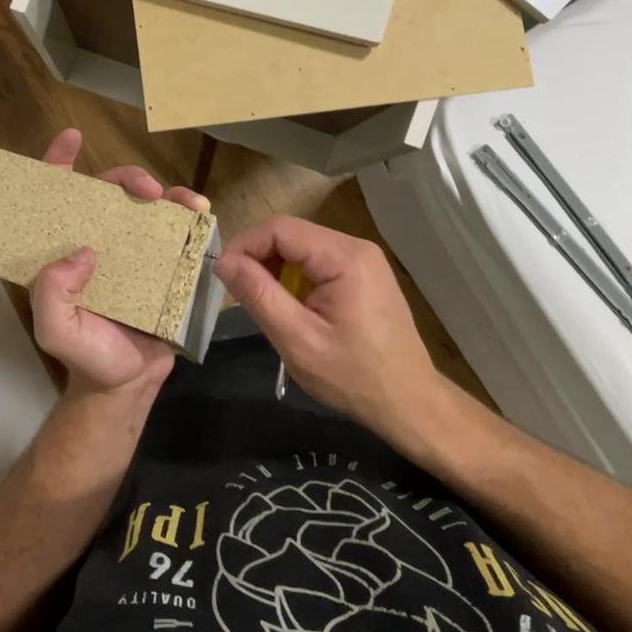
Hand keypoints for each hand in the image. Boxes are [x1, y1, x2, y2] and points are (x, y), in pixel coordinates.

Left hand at [30, 128, 206, 397]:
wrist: (130, 384)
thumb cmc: (88, 355)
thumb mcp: (56, 330)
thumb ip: (52, 293)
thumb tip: (81, 253)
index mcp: (64, 251)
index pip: (56, 198)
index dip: (59, 164)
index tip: (71, 140)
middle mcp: (98, 241)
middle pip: (108, 192)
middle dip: (126, 177)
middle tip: (146, 188)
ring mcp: (133, 250)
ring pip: (145, 205)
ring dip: (164, 191)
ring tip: (182, 200)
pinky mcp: (165, 263)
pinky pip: (177, 230)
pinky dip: (189, 214)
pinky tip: (200, 212)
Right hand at [214, 216, 455, 442]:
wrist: (408, 402)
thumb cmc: (353, 376)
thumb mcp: (297, 339)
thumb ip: (259, 295)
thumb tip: (223, 261)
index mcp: (345, 258)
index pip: (280, 229)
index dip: (244, 245)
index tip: (222, 275)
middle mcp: (357, 248)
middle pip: (291, 235)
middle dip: (258, 258)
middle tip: (239, 294)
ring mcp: (364, 261)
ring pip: (302, 248)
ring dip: (275, 270)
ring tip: (264, 305)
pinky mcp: (364, 275)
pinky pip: (318, 262)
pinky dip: (295, 278)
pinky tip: (291, 308)